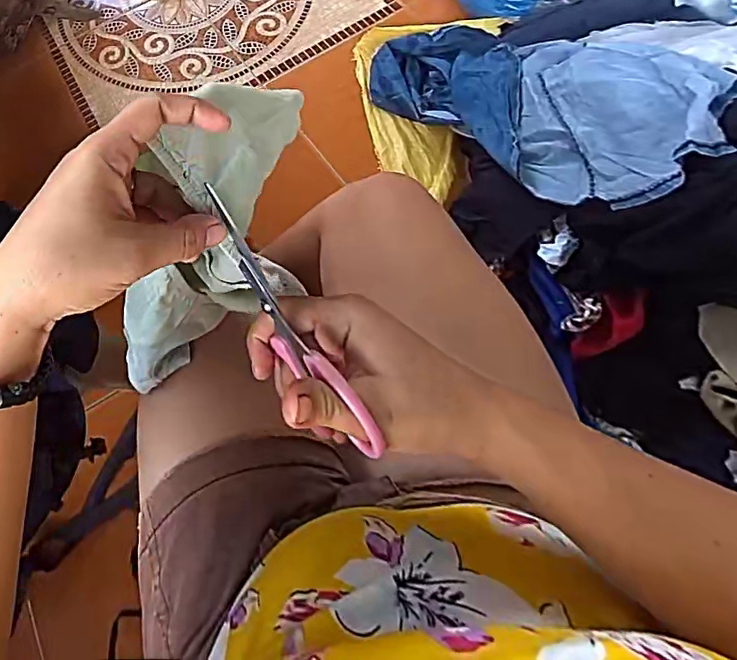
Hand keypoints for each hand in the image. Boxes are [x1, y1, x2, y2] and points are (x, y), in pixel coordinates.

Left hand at [0, 95, 229, 379]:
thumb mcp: (135, 251)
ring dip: (170, 209)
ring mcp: (88, 188)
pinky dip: (152, 221)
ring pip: (143, 186)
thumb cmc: (66, 264)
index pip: (153, 111)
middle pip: (152, 156)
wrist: (8, 302)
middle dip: (185, 182)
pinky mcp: (84, 211)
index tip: (224, 129)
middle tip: (211, 208)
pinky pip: (129, 205)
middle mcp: (95, 163)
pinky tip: (168, 247)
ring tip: (193, 241)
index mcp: (103, 154)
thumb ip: (182, 238)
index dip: (192, 112)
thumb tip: (217, 230)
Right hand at [247, 294, 506, 459]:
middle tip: (307, 413)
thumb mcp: (371, 410)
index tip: (262, 375)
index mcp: (347, 315)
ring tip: (331, 426)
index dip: (265, 338)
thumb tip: (283, 404)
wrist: (474, 418)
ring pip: (305, 359)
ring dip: (307, 395)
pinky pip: (324, 371)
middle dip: (290, 378)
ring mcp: (354, 338)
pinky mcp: (360, 357)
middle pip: (290, 337)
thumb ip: (323, 404)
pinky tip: (340, 424)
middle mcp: (347, 319)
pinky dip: (323, 399)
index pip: (283, 310)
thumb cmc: (429, 407)